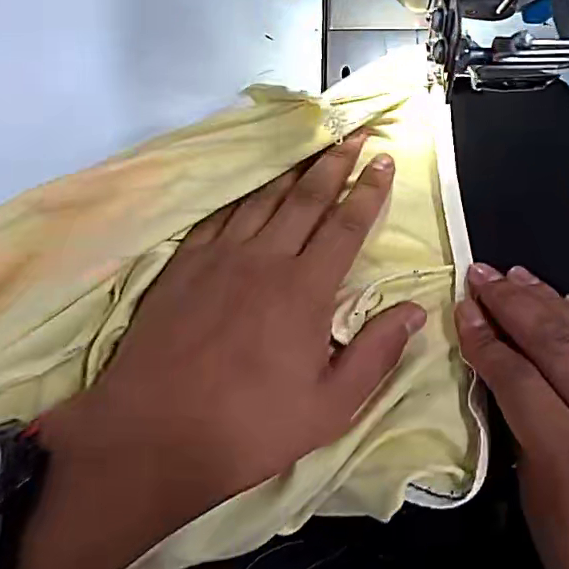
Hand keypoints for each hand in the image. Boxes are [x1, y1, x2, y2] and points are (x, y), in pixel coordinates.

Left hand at [16, 134, 425, 568]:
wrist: (152, 435)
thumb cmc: (250, 426)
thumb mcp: (330, 405)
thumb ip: (376, 353)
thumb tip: (415, 311)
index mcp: (305, 290)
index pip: (346, 225)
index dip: (369, 190)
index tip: (384, 161)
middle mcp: (265, 260)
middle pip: (306, 197)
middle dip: (335, 161)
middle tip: (355, 133)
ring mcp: (219, 257)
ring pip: (263, 198)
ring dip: (293, 169)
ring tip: (313, 145)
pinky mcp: (184, 265)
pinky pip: (221, 215)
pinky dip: (244, 195)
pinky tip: (252, 187)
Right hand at [456, 264, 568, 568]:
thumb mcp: (543, 524)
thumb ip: (528, 447)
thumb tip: (512, 392)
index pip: (520, 380)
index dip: (486, 340)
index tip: (462, 308)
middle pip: (558, 345)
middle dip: (514, 303)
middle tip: (482, 273)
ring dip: (551, 302)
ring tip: (517, 276)